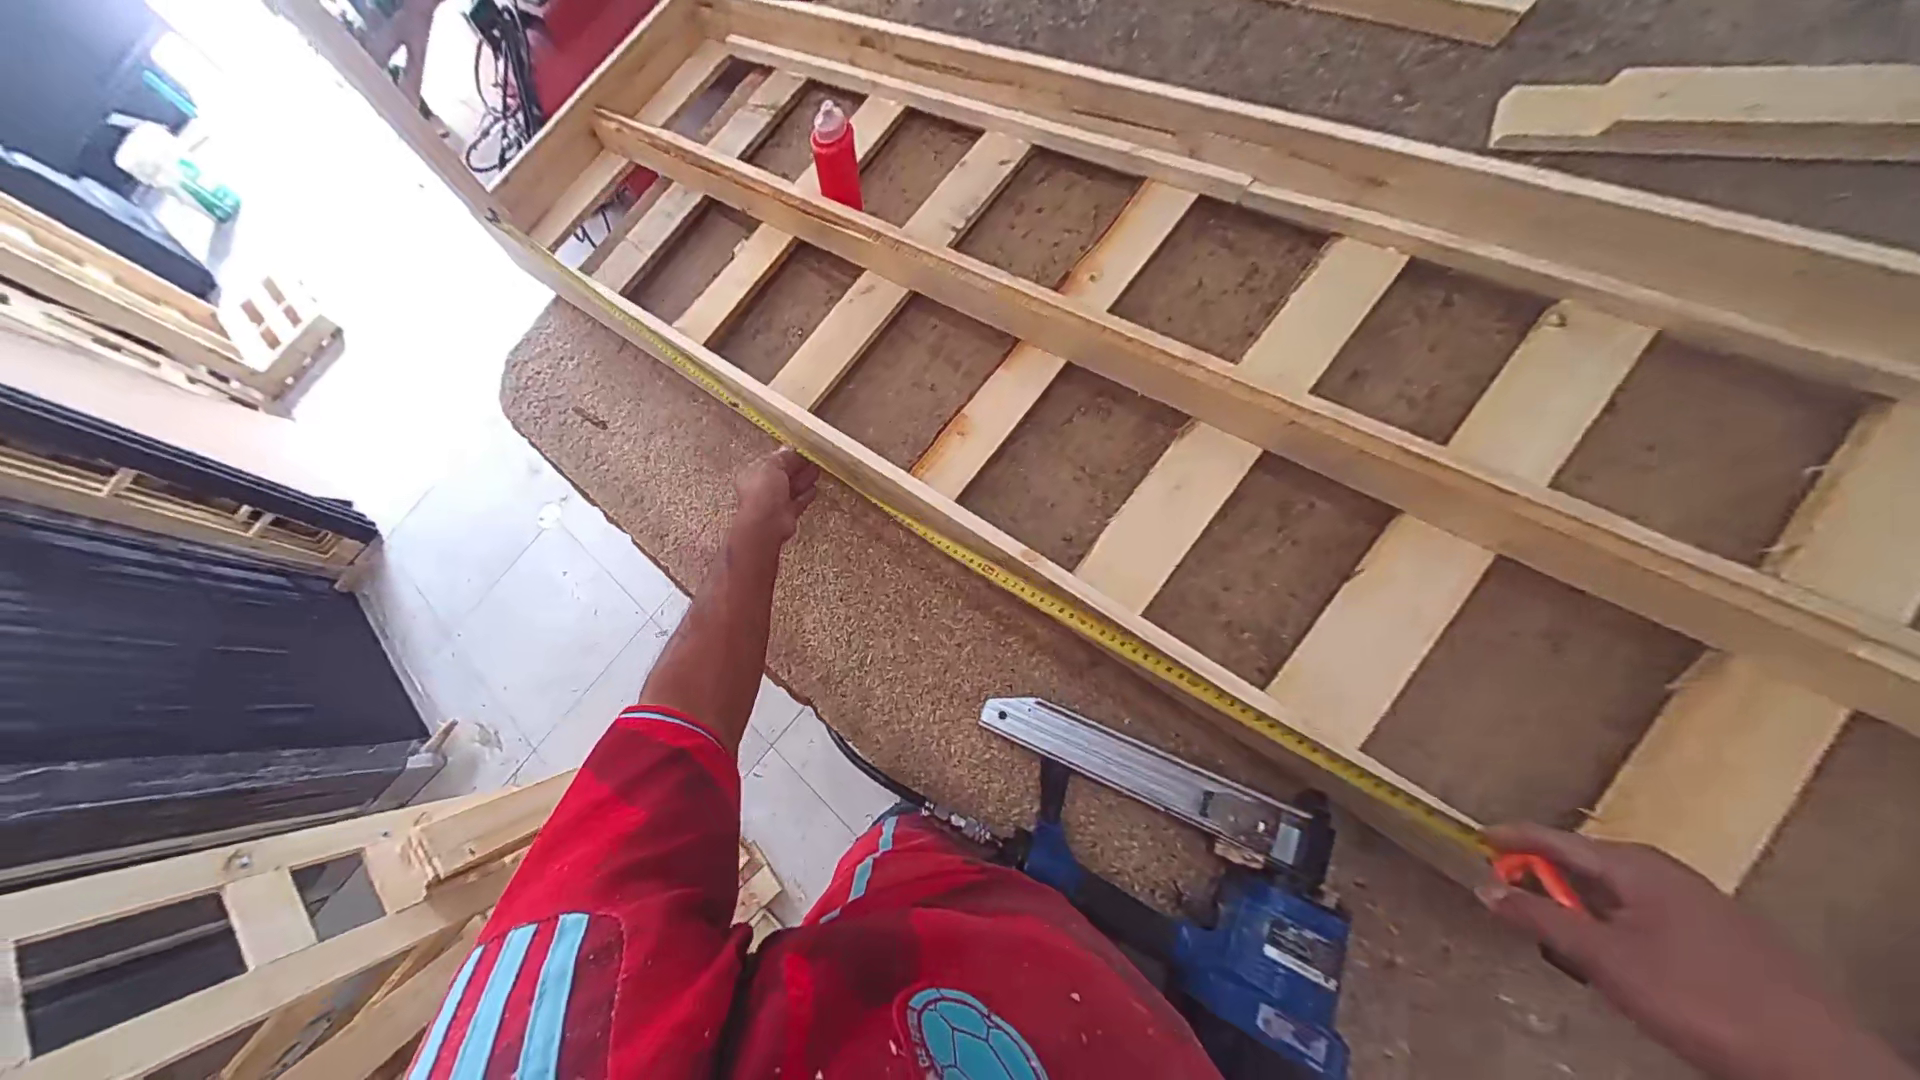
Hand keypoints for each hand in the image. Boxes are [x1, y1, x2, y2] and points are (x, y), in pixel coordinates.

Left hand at [730, 447, 819, 548]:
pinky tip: (814, 489)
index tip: (801, 450)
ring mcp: (774, 502)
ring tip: (817, 470)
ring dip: (804, 479)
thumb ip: (782, 457)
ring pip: (792, 488)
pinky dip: (806, 495)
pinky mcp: (786, 514)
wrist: (767, 523)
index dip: (786, 455)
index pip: (771, 461)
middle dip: (798, 466)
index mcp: (753, 474)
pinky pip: (798, 502)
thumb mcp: (772, 466)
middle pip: (783, 474)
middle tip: (813, 458)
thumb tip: (789, 448)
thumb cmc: (763, 492)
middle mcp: (763, 488)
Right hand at [1479, 824, 1914, 1079]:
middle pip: (1586, 863)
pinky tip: (1617, 957)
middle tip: (1515, 900)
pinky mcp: (1723, 936)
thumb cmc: (1698, 998)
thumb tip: (1484, 889)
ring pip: (1617, 892)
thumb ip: (1539, 918)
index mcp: (1636, 865)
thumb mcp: (1603, 959)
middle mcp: (1667, 872)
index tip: (1475, 838)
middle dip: (1546, 878)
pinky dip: (1613, 922)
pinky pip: (1645, 913)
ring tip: (1565, 938)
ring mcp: (1701, 903)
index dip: (1511, 837)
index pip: (1554, 838)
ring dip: (1581, 906)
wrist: (1822, 1066)